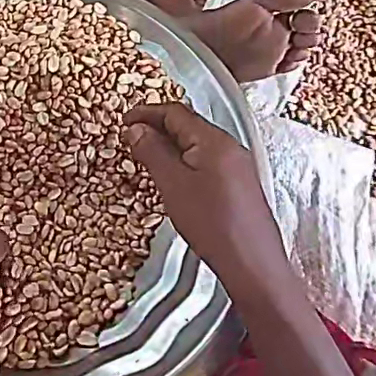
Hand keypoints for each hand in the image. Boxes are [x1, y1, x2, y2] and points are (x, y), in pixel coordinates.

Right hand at [122, 102, 284, 284]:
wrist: (251, 262)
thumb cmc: (211, 223)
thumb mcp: (172, 184)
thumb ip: (152, 151)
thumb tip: (136, 129)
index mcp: (214, 141)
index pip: (176, 112)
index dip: (146, 112)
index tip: (124, 121)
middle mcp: (229, 147)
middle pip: (188, 125)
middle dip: (157, 126)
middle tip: (130, 137)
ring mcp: (237, 166)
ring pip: (196, 143)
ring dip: (169, 144)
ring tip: (145, 155)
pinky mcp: (238, 184)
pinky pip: (205, 160)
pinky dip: (183, 159)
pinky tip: (171, 175)